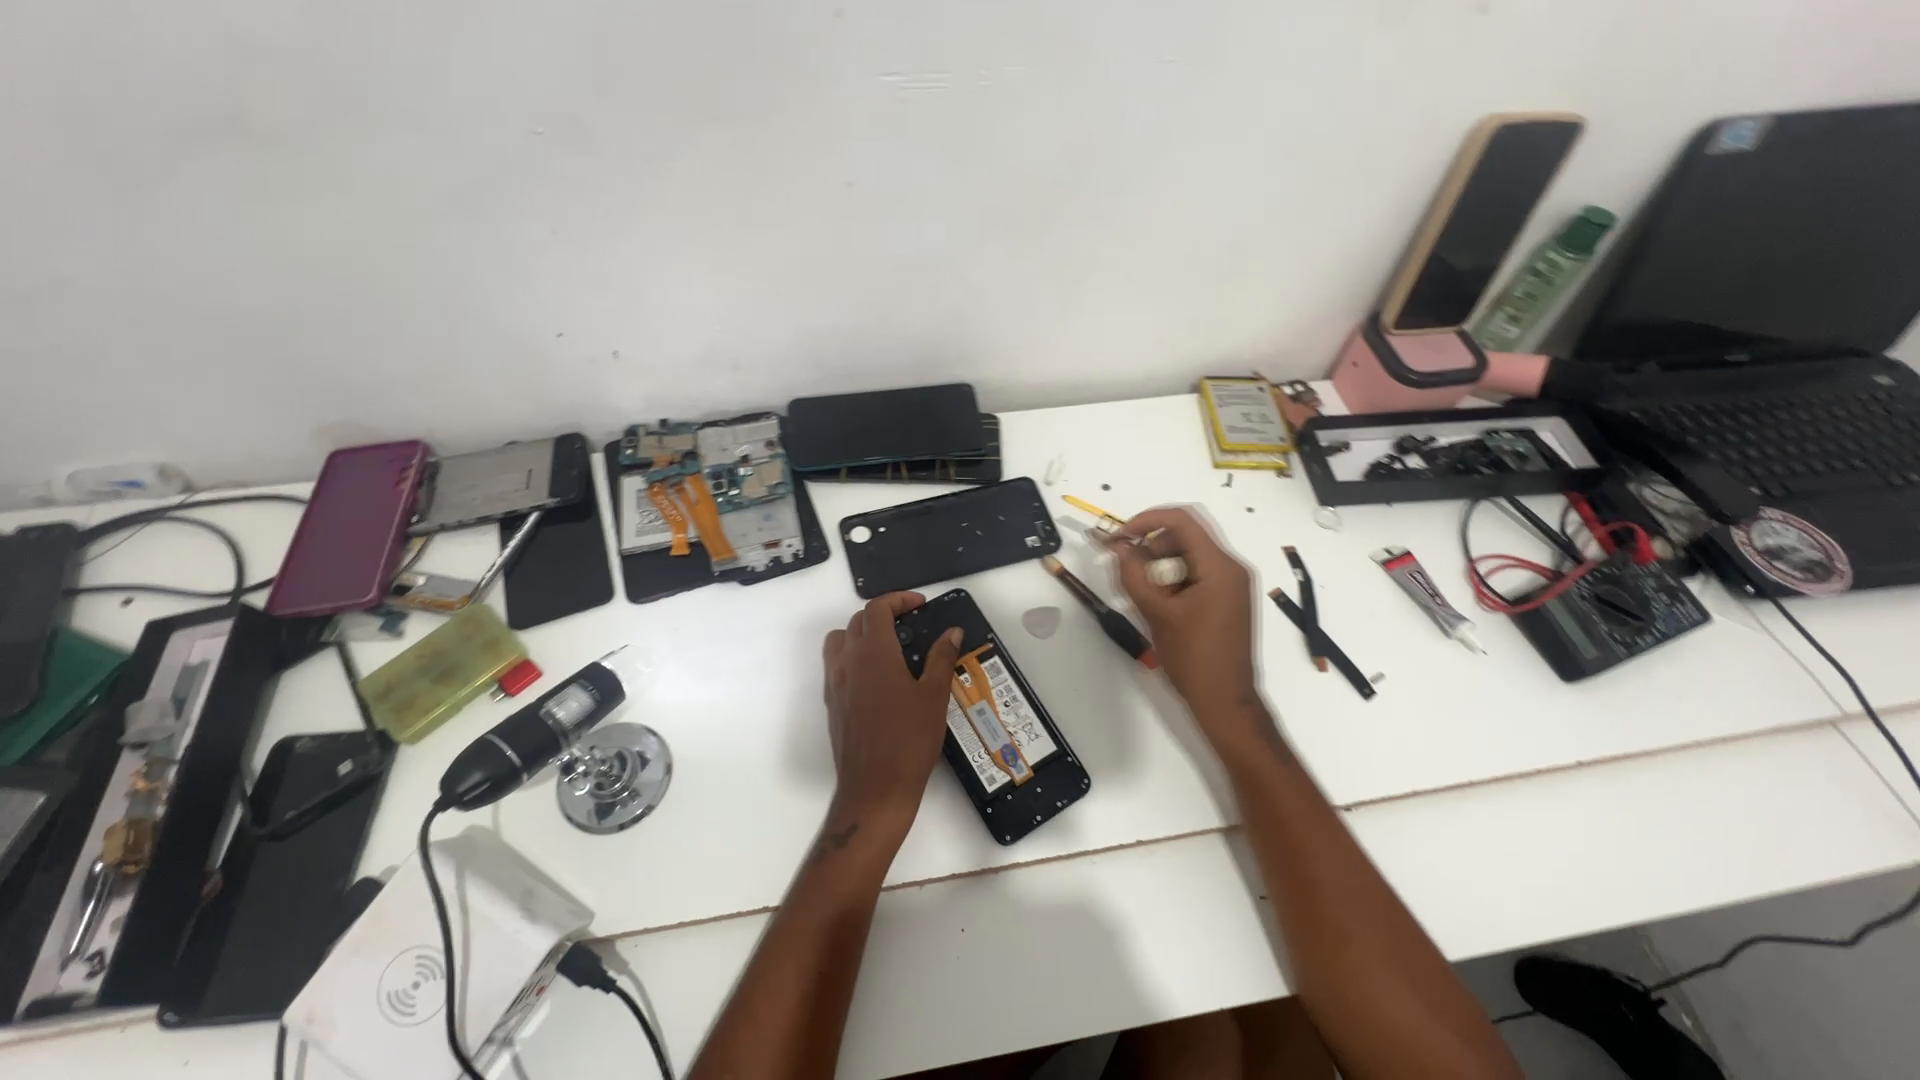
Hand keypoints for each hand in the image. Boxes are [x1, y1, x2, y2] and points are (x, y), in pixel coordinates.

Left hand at [821, 592, 964, 835]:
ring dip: (861, 634)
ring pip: (840, 641)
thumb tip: (951, 631)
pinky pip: (836, 665)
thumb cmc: (910, 740)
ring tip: (889, 648)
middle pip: (857, 621)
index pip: (876, 609)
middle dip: (883, 615)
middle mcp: (848, 661)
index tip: (919, 605)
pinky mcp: (832, 702)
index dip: (898, 600)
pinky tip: (877, 678)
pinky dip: (853, 657)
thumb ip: (941, 658)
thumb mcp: (935, 696)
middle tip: (910, 625)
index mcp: (874, 653)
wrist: (875, 787)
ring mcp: (835, 682)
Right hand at [1112, 507, 1261, 735]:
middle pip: (1184, 537)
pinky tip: (1156, 604)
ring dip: (1159, 565)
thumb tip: (1120, 548)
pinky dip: (1172, 580)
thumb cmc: (1193, 658)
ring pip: (1188, 556)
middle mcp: (1231, 568)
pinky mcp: (1226, 599)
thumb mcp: (1157, 613)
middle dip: (1151, 547)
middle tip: (1127, 571)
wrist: (1224, 700)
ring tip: (1140, 594)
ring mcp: (1231, 584)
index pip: (1182, 520)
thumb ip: (1134, 575)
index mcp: (1220, 566)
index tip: (1120, 538)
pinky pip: (1195, 575)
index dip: (1146, 520)